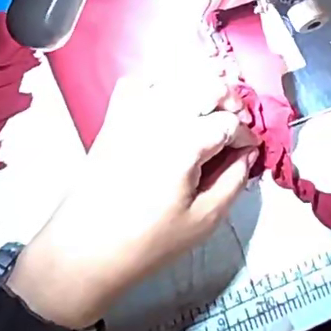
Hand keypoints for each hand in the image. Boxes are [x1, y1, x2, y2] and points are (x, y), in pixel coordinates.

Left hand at [9, 73, 259, 327]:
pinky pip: (140, 81)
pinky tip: (171, 104)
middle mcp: (161, 118)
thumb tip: (248, 153)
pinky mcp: (115, 118)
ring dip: (202, 89)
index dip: (247, 136)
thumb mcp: (204, 220)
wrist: (82, 253)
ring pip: (179, 78)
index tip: (248, 153)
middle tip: (235, 128)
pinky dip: (161, 84)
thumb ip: (234, 180)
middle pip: (210, 85)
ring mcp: (134, 113)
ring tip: (209, 113)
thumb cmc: (146, 243)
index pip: (231, 122)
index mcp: (185, 144)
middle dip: (232, 103)